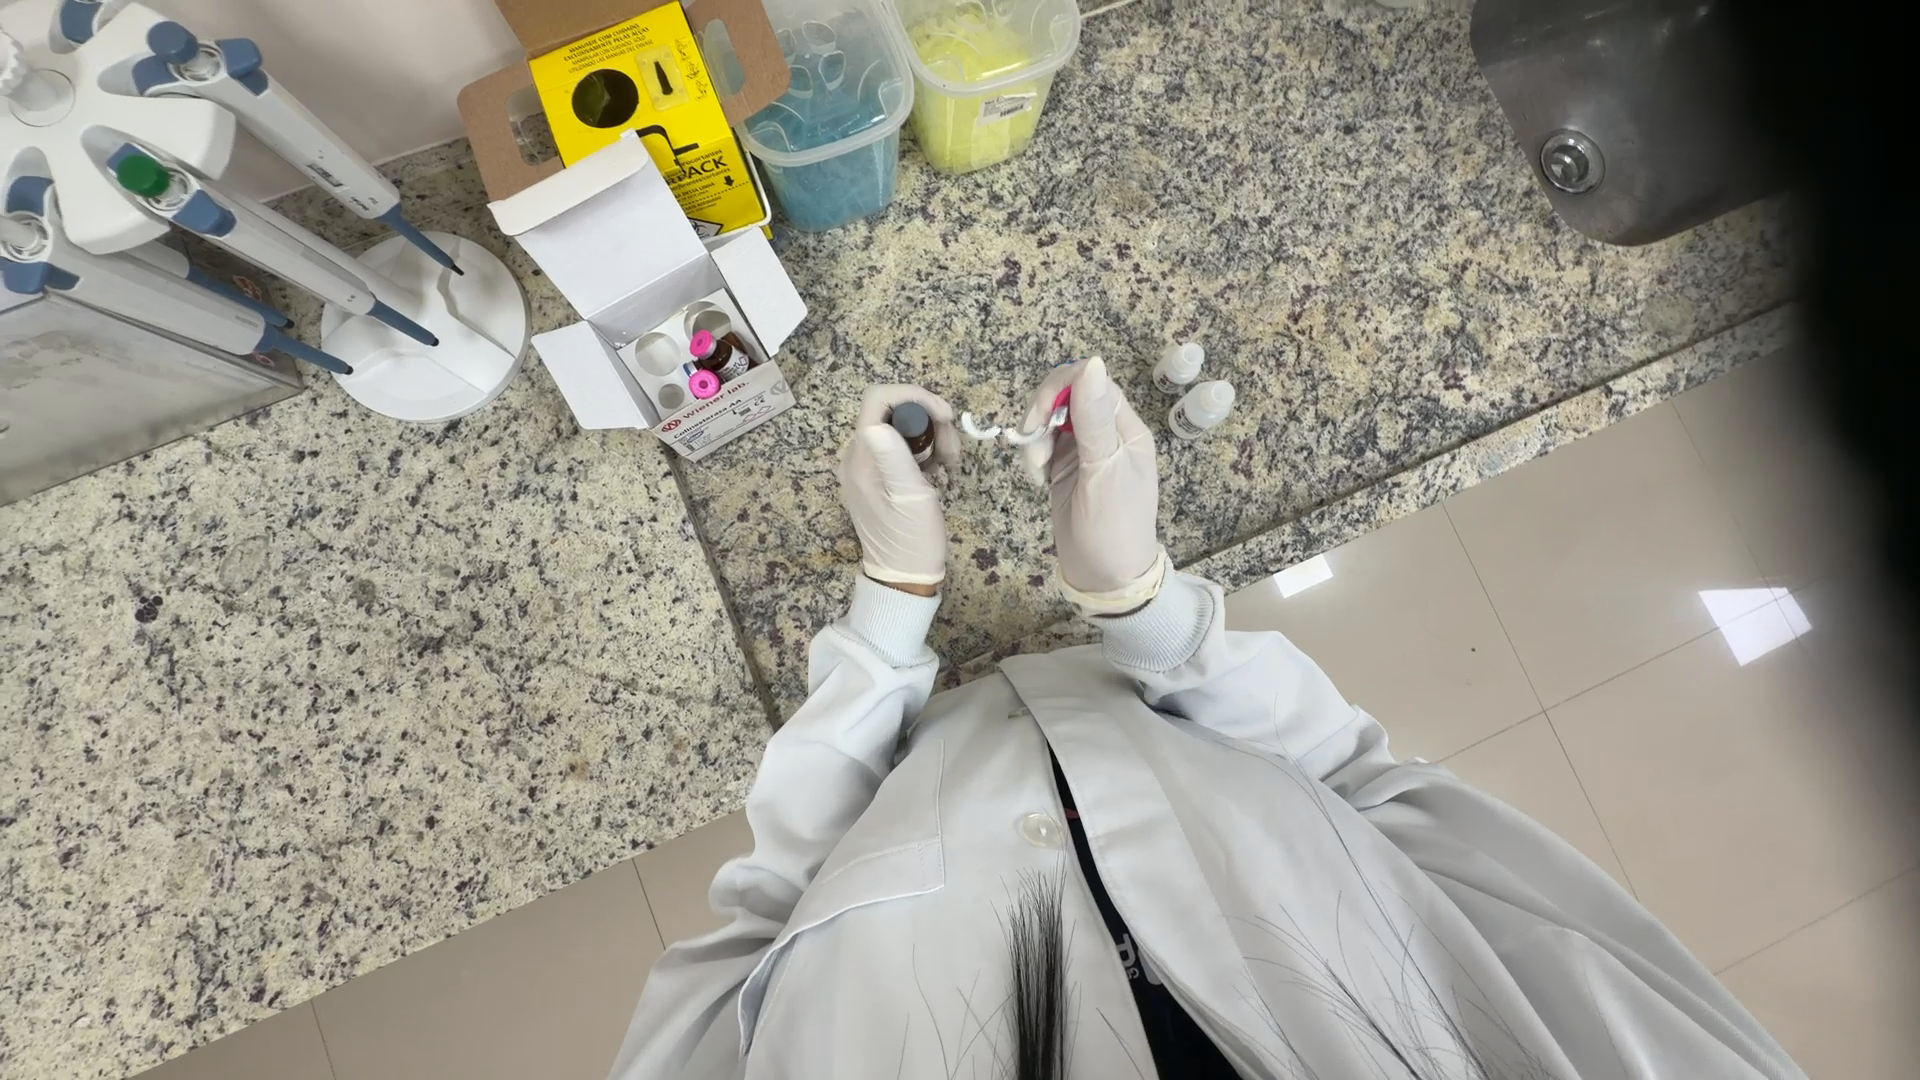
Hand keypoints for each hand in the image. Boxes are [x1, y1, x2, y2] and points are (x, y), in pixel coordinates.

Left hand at [838, 386, 957, 587]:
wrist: (905, 577)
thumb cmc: (912, 540)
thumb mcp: (910, 498)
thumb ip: (894, 457)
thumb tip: (877, 424)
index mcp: (860, 459)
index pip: (878, 400)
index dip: (915, 398)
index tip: (946, 417)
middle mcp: (856, 457)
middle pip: (891, 411)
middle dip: (928, 419)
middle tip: (953, 449)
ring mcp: (866, 467)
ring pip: (899, 427)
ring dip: (930, 435)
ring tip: (950, 462)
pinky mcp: (878, 478)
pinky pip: (899, 447)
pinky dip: (922, 450)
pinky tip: (937, 470)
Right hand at [1017, 357, 1161, 600]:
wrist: (1105, 579)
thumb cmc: (1114, 526)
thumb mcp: (1103, 469)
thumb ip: (1093, 418)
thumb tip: (1091, 362)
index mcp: (1125, 428)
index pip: (1091, 382)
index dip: (1060, 390)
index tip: (1041, 419)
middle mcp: (1105, 434)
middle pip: (1065, 397)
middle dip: (1041, 417)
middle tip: (1036, 451)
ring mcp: (1083, 451)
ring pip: (1048, 421)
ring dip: (1034, 441)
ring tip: (1038, 472)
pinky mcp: (1064, 469)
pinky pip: (1041, 445)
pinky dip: (1032, 457)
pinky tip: (1037, 481)